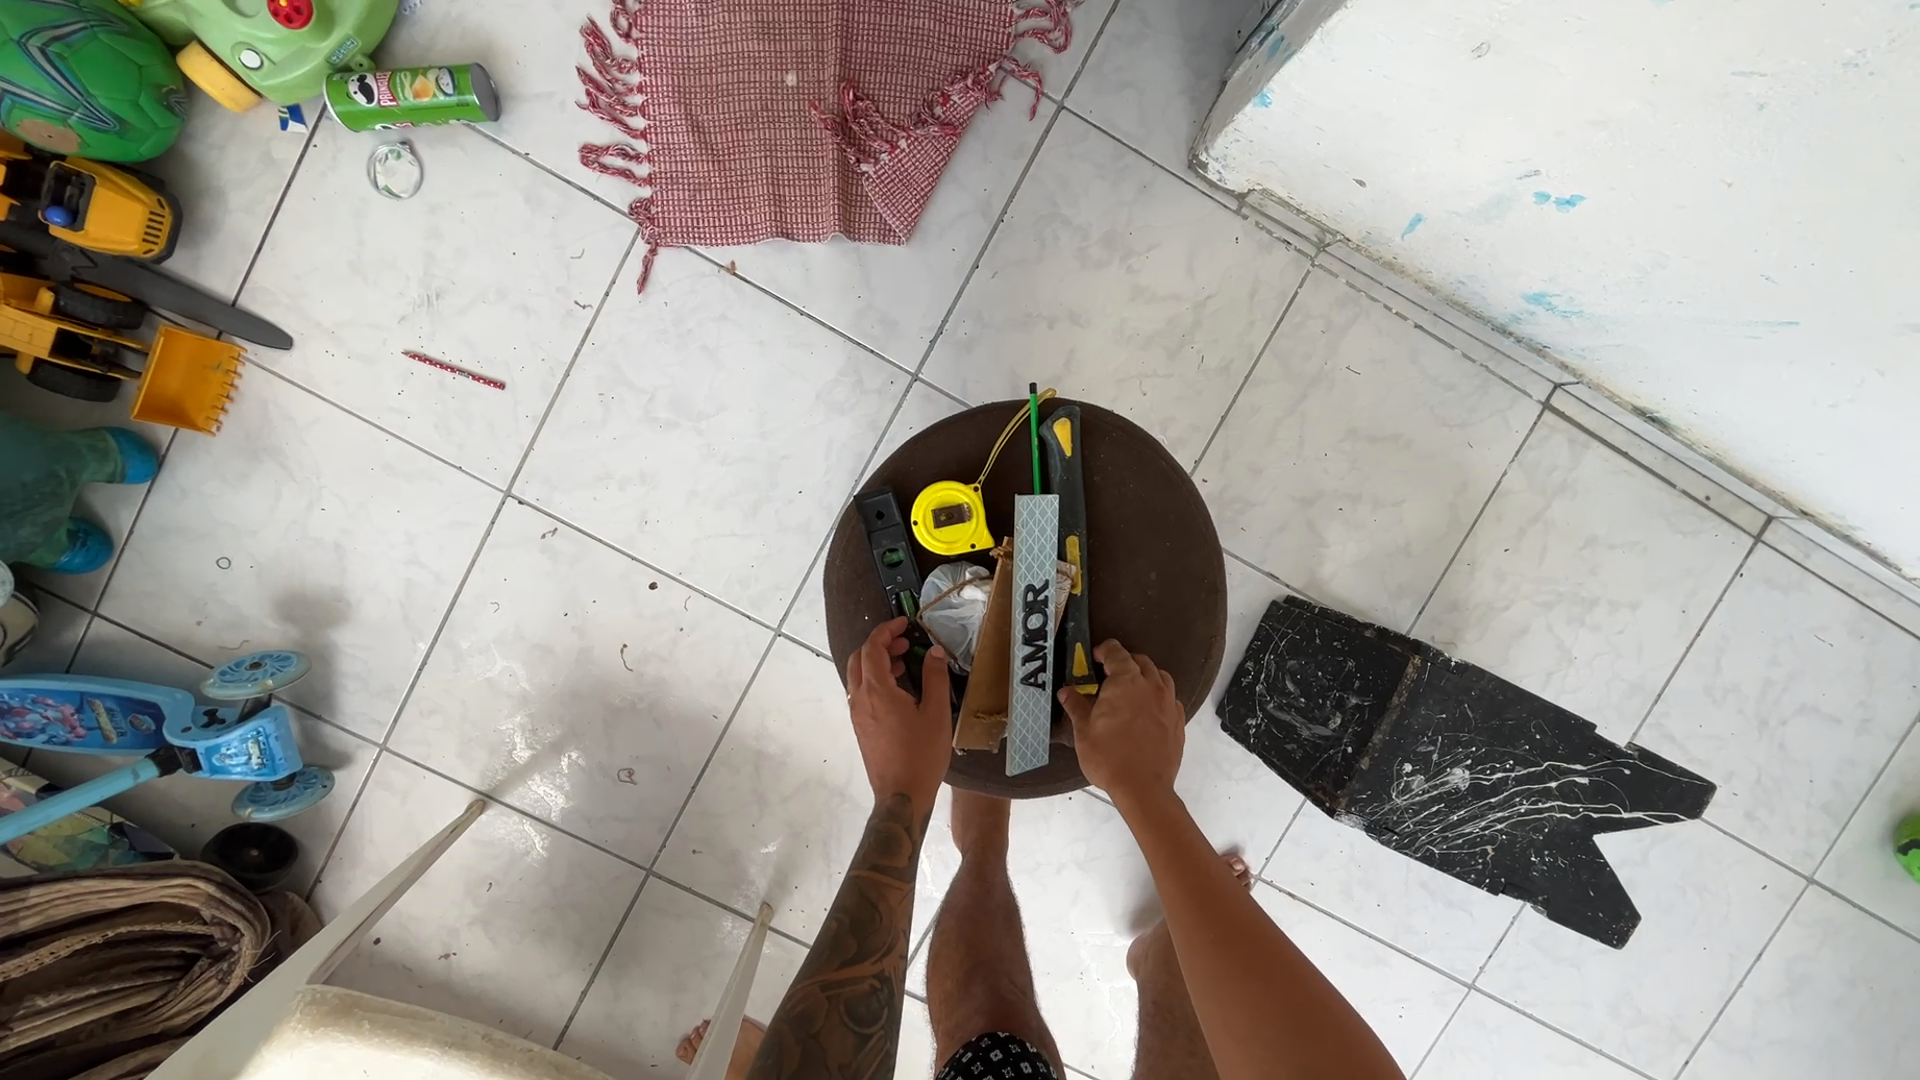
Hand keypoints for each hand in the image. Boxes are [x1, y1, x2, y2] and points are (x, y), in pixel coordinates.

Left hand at [845, 617, 952, 812]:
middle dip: (880, 644)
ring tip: (904, 662)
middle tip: (905, 642)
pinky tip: (899, 689)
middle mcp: (860, 699)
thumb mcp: (936, 714)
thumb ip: (935, 678)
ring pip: (858, 676)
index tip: (904, 623)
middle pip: (859, 658)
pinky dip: (875, 680)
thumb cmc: (922, 755)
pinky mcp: (860, 727)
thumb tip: (933, 651)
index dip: (886, 630)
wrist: (901, 796)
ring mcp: (857, 714)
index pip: (872, 648)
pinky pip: (861, 692)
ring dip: (877, 662)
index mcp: (877, 691)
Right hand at [1058, 640, 1183, 809]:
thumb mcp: (1084, 730)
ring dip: (1145, 676)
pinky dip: (1158, 696)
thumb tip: (1067, 691)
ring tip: (1131, 689)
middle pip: (1140, 661)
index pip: (1117, 652)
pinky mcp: (1178, 721)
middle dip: (1124, 662)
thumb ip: (1076, 705)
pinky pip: (1170, 698)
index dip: (1104, 650)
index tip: (1094, 657)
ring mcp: (1169, 703)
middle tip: (1108, 675)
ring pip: (1160, 676)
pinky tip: (1147, 710)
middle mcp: (1151, 686)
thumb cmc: (1109, 756)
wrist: (1143, 788)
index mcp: (1126, 681)